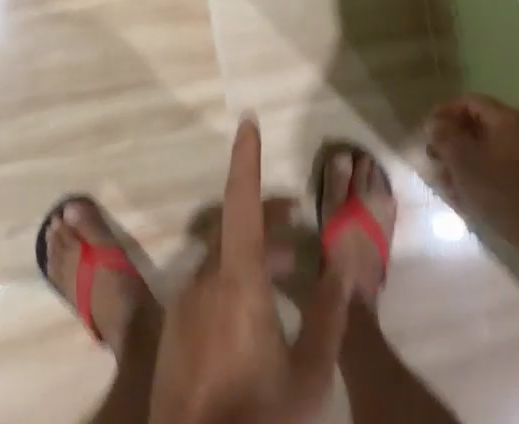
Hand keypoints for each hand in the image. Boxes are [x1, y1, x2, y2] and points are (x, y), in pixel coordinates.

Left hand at [150, 117, 351, 423]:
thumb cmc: (263, 412)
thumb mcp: (311, 367)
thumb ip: (329, 308)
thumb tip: (344, 257)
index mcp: (237, 282)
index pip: (241, 204)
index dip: (245, 161)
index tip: (249, 123)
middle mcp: (202, 283)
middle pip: (231, 229)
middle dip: (263, 214)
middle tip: (296, 216)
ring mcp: (183, 308)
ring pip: (218, 260)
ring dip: (250, 252)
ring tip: (287, 265)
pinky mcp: (173, 331)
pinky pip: (205, 286)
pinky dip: (232, 279)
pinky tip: (257, 306)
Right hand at [427, 95, 518, 250]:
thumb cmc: (506, 194)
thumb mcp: (465, 164)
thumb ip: (445, 138)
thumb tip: (434, 123)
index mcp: (508, 119)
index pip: (470, 102)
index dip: (444, 112)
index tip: (425, 133)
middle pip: (479, 124)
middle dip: (453, 140)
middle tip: (434, 160)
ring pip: (489, 148)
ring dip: (465, 161)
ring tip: (448, 184)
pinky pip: (502, 165)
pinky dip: (482, 174)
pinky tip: (470, 197)